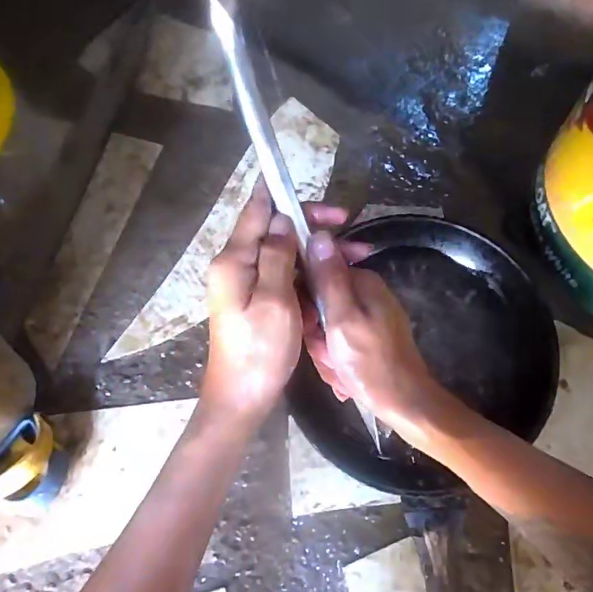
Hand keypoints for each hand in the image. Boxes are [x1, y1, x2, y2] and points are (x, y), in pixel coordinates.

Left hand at [200, 183, 352, 421]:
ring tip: (357, 254)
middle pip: (274, 230)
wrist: (241, 398)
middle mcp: (236, 266)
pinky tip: (335, 279)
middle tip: (350, 227)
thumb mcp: (274, 300)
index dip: (285, 195)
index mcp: (234, 260)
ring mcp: (245, 284)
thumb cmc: (259, 351)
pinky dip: (308, 274)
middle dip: (312, 226)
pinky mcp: (256, 300)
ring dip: (315, 251)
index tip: (318, 192)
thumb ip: (278, 256)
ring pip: (284, 253)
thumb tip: (283, 219)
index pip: (258, 211)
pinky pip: (284, 276)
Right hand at [301, 226, 450, 438]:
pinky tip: (343, 378)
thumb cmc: (371, 363)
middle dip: (317, 334)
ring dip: (326, 353)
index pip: (317, 273)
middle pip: (320, 304)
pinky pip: (339, 344)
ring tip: (338, 371)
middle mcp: (367, 294)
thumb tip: (318, 234)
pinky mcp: (370, 339)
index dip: (305, 299)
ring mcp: (369, 318)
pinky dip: (337, 362)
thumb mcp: (343, 319)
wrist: (405, 405)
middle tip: (328, 354)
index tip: (308, 323)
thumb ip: (328, 279)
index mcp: (363, 282)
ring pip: (326, 328)